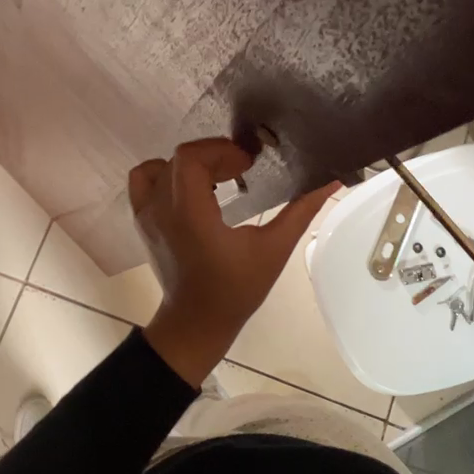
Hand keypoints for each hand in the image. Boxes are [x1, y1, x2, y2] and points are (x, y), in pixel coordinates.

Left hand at [129, 138, 338, 386]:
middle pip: (180, 158)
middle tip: (243, 168)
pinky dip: (165, 175)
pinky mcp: (142, 223)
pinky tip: (191, 190)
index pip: (192, 157)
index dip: (221, 151)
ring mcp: (146, 215)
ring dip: (189, 164)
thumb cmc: (236, 289)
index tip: (249, 164)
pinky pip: (143, 182)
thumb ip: (300, 212)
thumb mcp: (273, 250)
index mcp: (190, 214)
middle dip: (214, 155)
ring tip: (217, 178)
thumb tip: (331, 181)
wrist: (196, 322)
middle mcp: (161, 209)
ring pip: (160, 166)